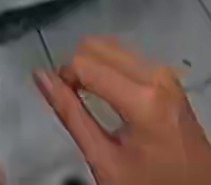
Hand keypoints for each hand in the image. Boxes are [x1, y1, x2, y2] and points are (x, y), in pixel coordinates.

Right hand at [35, 36, 210, 184]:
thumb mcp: (106, 163)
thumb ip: (71, 115)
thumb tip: (39, 75)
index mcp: (143, 98)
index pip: (85, 64)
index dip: (63, 77)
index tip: (59, 99)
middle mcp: (157, 75)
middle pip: (98, 47)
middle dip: (78, 68)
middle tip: (72, 101)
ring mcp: (167, 74)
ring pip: (113, 48)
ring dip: (94, 67)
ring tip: (88, 99)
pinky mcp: (171, 79)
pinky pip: (129, 58)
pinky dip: (111, 69)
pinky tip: (108, 95)